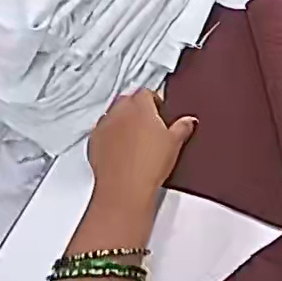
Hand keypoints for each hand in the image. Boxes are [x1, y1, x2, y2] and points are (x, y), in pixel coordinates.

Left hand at [87, 89, 195, 208]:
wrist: (125, 188)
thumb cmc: (148, 164)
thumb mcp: (175, 143)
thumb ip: (182, 126)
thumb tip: (188, 121)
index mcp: (140, 105)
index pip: (147, 92)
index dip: (155, 100)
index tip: (161, 111)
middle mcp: (119, 111)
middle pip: (127, 100)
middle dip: (137, 108)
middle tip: (150, 123)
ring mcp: (104, 126)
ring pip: (113, 114)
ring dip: (122, 120)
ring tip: (136, 138)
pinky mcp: (93, 142)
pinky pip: (103, 131)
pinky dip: (111, 136)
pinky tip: (122, 150)